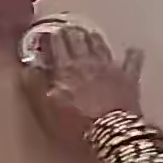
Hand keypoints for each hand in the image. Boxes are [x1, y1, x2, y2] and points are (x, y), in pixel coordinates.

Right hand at [23, 26, 145, 150]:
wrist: (112, 133)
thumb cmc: (75, 124)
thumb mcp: (47, 109)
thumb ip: (35, 86)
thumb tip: (28, 68)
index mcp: (65, 68)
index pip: (56, 47)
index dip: (51, 39)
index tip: (47, 33)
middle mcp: (87, 62)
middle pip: (78, 42)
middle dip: (71, 33)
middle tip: (67, 28)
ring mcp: (110, 69)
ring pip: (101, 46)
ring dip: (94, 38)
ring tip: (90, 32)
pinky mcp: (129, 79)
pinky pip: (132, 62)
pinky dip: (132, 55)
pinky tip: (134, 49)